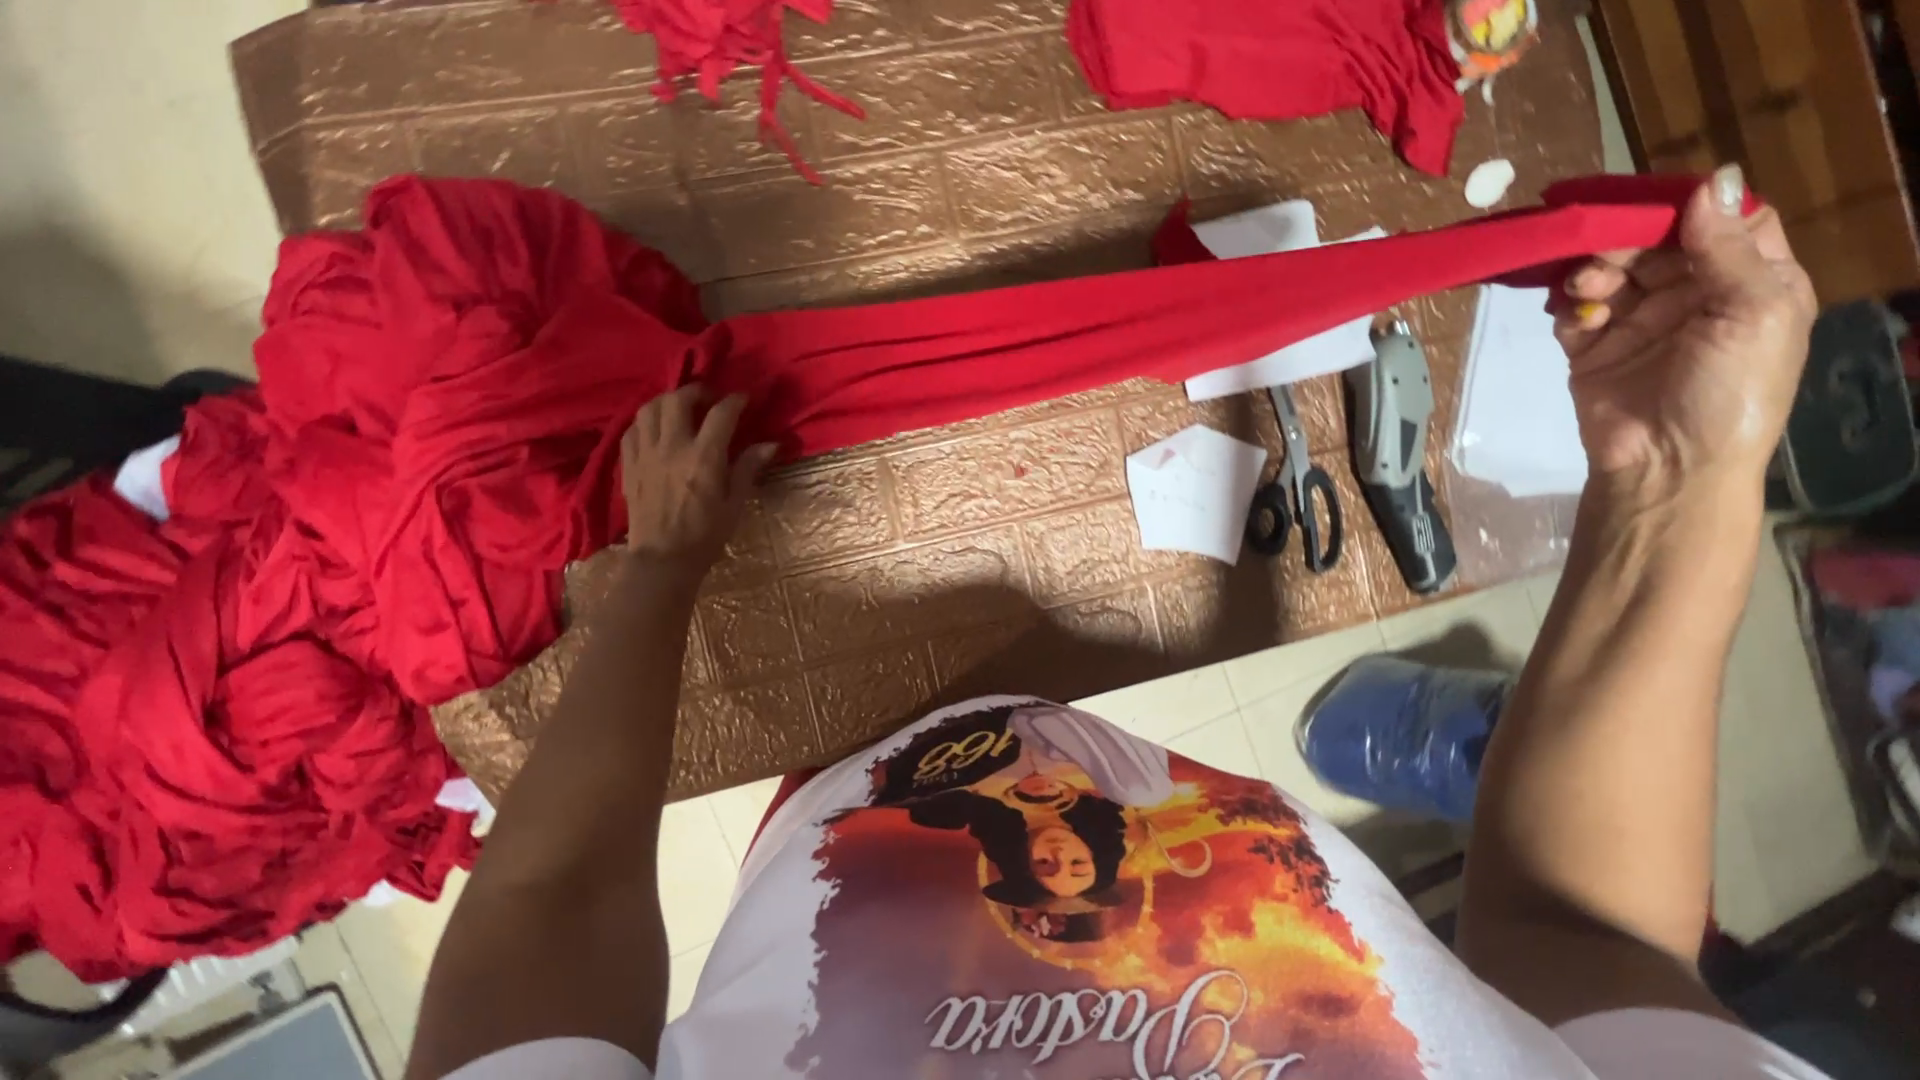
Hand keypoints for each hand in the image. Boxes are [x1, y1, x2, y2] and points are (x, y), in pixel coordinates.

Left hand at [619, 385, 777, 574]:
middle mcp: (672, 447)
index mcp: (703, 457)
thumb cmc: (705, 535)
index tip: (744, 399)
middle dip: (697, 391)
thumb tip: (771, 444)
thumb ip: (748, 468)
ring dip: (667, 401)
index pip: (721, 413)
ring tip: (680, 409)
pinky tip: (656, 429)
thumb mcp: (734, 504)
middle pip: (679, 399)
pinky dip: (645, 422)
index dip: (735, 401)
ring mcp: (646, 454)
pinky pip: (631, 430)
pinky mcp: (629, 464)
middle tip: (709, 399)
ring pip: (650, 408)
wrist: (663, 560)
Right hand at [1556, 164, 1815, 488]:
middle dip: (1626, 240)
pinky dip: (1570, 307)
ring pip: (1610, 273)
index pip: (1724, 222)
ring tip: (1587, 291)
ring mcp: (1638, 322)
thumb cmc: (1730, 390)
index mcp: (1749, 282)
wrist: (1669, 465)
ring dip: (1593, 272)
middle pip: (1656, 243)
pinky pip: (1575, 312)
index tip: (1652, 200)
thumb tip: (1714, 177)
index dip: (1691, 205)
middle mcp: (1694, 295)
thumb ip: (1730, 247)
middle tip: (1600, 249)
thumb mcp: (1754, 312)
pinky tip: (1575, 318)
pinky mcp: (1592, 348)